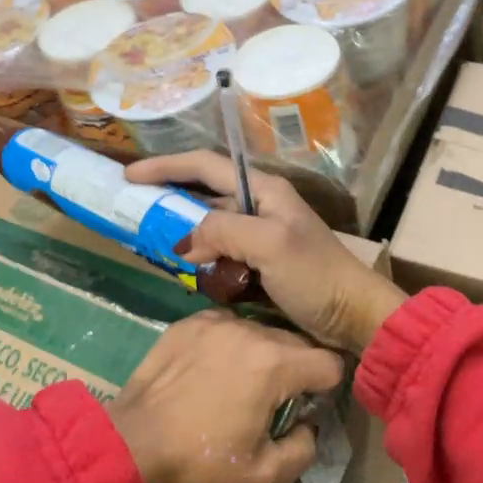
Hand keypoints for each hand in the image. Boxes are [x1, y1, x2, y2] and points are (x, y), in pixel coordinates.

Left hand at [108, 310, 342, 482]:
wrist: (129, 446)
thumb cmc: (198, 463)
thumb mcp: (262, 475)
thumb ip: (303, 449)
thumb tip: (308, 426)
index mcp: (275, 365)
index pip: (329, 364)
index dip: (325, 389)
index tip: (304, 408)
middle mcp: (250, 332)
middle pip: (297, 343)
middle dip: (295, 370)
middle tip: (272, 401)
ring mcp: (216, 322)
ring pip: (261, 331)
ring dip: (262, 354)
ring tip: (240, 383)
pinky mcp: (188, 323)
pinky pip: (226, 326)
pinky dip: (229, 344)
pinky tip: (212, 369)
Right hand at [126, 151, 407, 351]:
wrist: (353, 317)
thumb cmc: (315, 275)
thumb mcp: (269, 245)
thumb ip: (222, 232)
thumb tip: (183, 242)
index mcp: (264, 190)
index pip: (206, 165)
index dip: (166, 166)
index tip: (129, 175)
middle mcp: (261, 206)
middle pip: (205, 193)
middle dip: (170, 196)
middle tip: (132, 209)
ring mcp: (262, 236)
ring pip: (211, 224)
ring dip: (183, 230)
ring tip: (148, 240)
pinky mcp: (262, 263)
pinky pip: (221, 252)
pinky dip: (201, 256)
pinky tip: (182, 268)